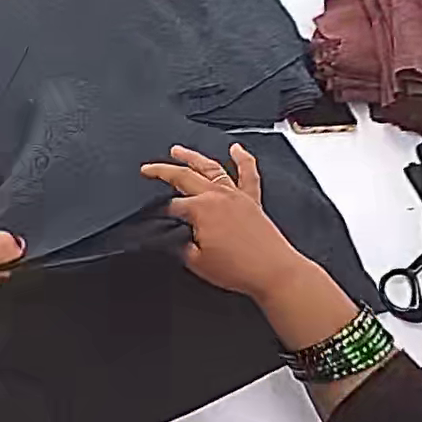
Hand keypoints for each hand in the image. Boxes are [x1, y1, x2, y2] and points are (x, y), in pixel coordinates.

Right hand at [140, 143, 306, 300]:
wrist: (273, 272)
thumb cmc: (238, 269)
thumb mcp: (197, 262)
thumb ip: (180, 245)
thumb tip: (171, 238)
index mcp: (201, 209)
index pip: (171, 206)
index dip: (158, 212)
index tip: (150, 216)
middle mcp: (217, 196)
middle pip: (184, 177)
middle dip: (162, 171)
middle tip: (148, 169)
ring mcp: (236, 195)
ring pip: (210, 167)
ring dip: (192, 156)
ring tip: (178, 150)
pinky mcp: (252, 200)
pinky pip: (248, 174)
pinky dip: (243, 159)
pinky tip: (236, 149)